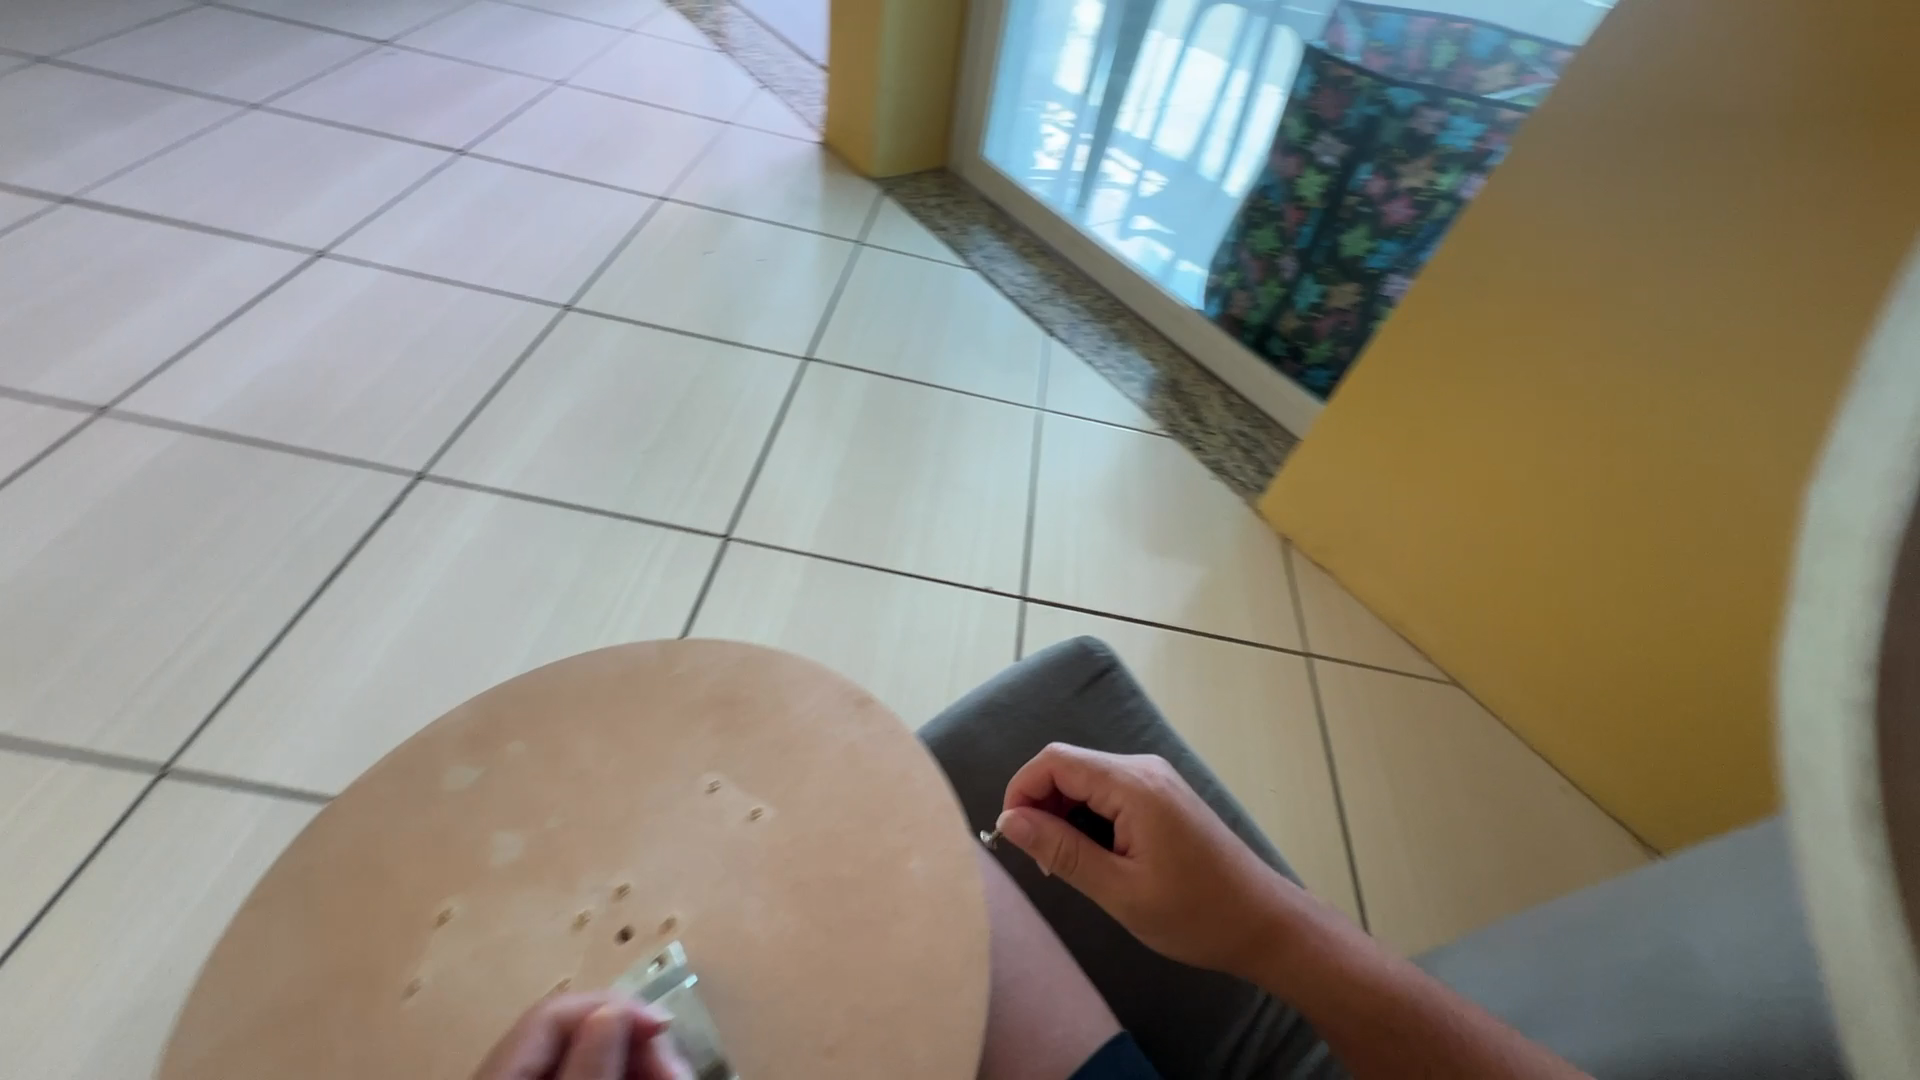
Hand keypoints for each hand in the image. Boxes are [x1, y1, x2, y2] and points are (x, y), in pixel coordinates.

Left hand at [472, 992, 692, 1079]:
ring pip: (591, 1058)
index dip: (616, 1008)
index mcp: (498, 1075)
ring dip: (640, 1064)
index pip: (556, 1012)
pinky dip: (626, 1079)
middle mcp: (507, 1076)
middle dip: (638, 1044)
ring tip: (675, 1078)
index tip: (666, 1028)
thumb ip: (588, 1070)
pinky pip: (589, 1077)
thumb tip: (616, 1007)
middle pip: (579, 1036)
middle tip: (679, 1074)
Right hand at [997, 743, 1308, 979]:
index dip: (1021, 790)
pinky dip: (1087, 817)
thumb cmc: (1196, 914)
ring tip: (1068, 866)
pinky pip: (1107, 791)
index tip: (1011, 837)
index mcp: (1133, 785)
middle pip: (1068, 766)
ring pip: (1085, 779)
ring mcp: (1154, 779)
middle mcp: (1142, 768)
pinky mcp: (1161, 795)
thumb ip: (1062, 851)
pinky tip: (1095, 856)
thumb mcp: (1120, 891)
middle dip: (1041, 806)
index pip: (1055, 761)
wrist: (1266, 924)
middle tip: (1043, 862)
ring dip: (1063, 815)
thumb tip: (1008, 821)